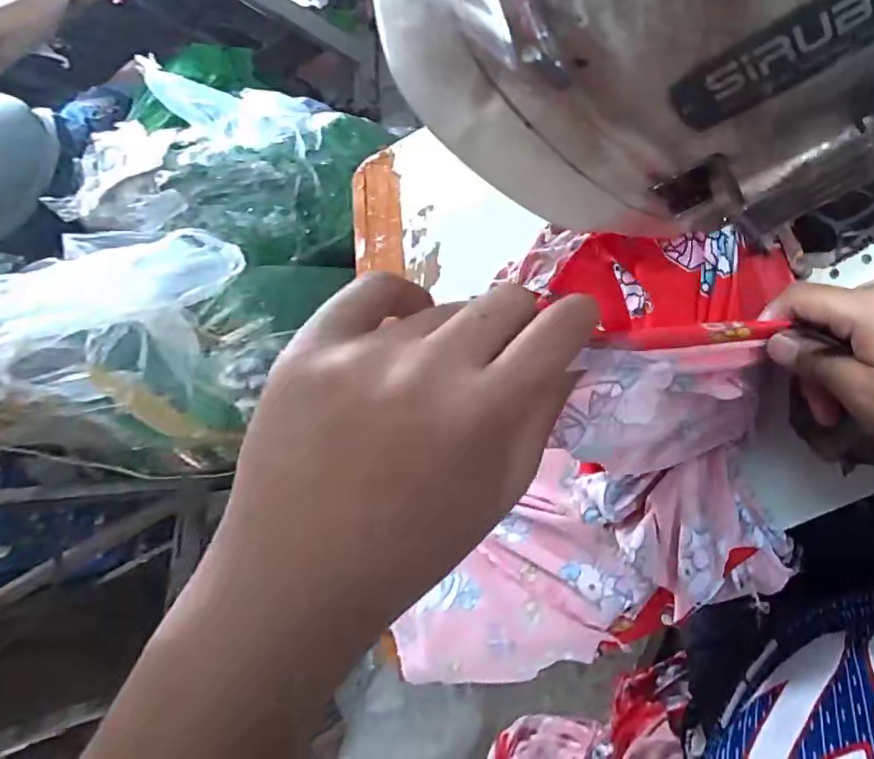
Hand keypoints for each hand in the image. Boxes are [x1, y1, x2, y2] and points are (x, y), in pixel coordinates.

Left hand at [199, 274, 598, 633]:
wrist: (293, 585)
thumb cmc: (420, 545)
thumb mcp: (508, 485)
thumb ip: (546, 409)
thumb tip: (573, 355)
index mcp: (486, 409)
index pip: (561, 323)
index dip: (580, 317)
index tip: (575, 327)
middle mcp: (431, 368)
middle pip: (510, 298)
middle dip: (525, 321)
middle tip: (506, 357)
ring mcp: (365, 355)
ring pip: (448, 305)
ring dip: (460, 333)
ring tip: (435, 375)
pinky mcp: (309, 352)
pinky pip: (375, 289)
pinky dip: (402, 300)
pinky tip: (403, 328)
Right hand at [763, 280, 873, 474]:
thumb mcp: (863, 394)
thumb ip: (813, 362)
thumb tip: (774, 340)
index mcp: (865, 303)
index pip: (797, 295)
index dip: (769, 323)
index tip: (759, 363)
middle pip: (822, 313)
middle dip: (808, 359)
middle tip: (819, 412)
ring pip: (846, 327)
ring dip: (833, 366)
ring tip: (843, 412)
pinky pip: (872, 332)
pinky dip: (858, 361)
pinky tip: (870, 394)